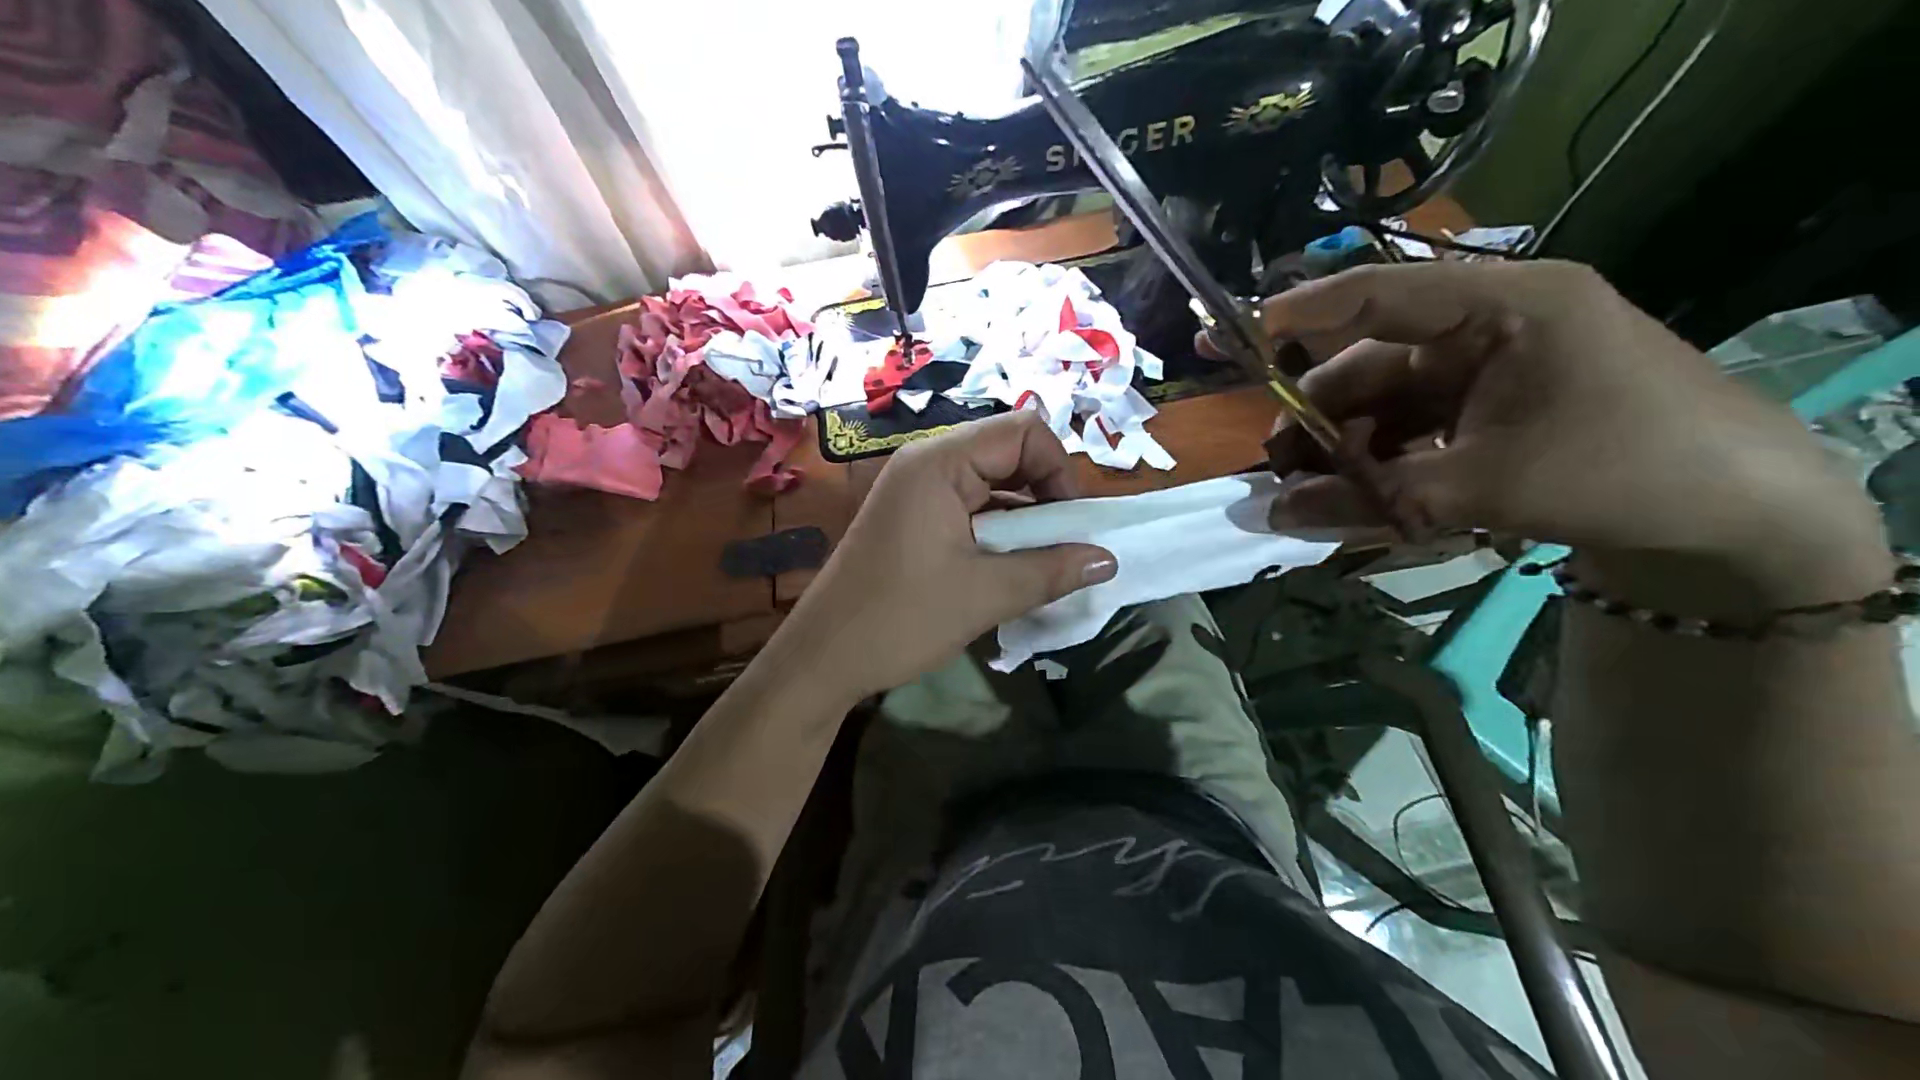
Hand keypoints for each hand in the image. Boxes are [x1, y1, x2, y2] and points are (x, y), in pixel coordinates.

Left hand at [780, 411, 1116, 699]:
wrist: (822, 658)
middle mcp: (926, 463)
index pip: (1022, 431)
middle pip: (1007, 452)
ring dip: (1023, 518)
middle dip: (1044, 495)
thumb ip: (1052, 571)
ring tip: (1041, 563)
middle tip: (1062, 546)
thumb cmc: (900, 619)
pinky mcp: (912, 518)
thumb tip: (1109, 560)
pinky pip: (969, 507)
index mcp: (938, 463)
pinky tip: (1008, 568)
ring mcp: (915, 491)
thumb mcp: (985, 596)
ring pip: (991, 484)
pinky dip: (997, 531)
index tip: (1070, 524)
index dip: (1058, 469)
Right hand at [1235, 260, 1890, 611]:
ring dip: (1344, 445)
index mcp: (1503, 305)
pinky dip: (1380, 458)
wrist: (1734, 516)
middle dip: (1317, 415)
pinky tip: (1361, 494)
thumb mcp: (1483, 488)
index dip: (1295, 314)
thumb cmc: (1621, 472)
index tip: (1224, 336)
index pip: (1376, 293)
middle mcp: (1488, 323)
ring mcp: (1488, 366)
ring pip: (1384, 399)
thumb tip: (1271, 514)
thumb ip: (1368, 499)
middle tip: (1278, 467)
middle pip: (1369, 358)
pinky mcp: (1489, 404)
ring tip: (1312, 494)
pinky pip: (1411, 424)